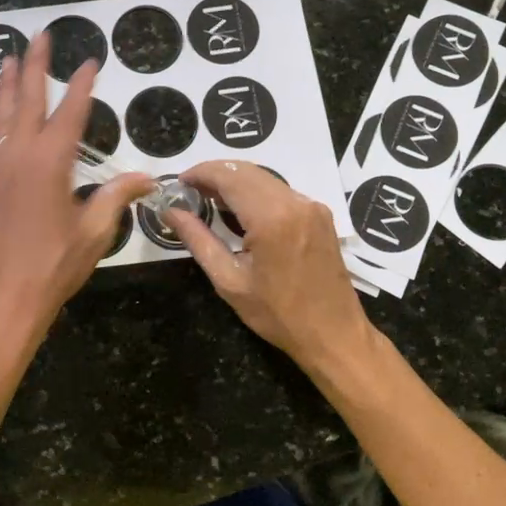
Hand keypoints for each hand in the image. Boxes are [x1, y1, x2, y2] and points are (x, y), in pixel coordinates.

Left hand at [0, 34, 152, 333]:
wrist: (5, 294)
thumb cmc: (54, 264)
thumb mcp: (95, 232)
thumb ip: (117, 197)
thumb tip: (148, 176)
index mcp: (51, 161)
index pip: (71, 111)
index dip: (82, 84)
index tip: (90, 60)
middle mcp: (21, 154)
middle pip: (28, 98)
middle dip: (34, 65)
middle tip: (38, 36)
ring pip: (2, 114)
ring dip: (6, 85)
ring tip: (7, 59)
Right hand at [165, 161, 378, 379]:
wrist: (334, 335)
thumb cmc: (278, 314)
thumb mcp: (229, 280)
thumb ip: (198, 239)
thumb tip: (171, 212)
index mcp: (271, 217)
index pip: (228, 176)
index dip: (200, 173)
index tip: (178, 184)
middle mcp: (295, 202)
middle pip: (247, 171)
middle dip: (215, 175)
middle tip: (190, 193)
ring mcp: (312, 206)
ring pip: (264, 178)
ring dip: (235, 182)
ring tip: (210, 202)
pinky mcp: (320, 215)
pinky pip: (281, 191)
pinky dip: (256, 193)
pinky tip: (241, 213)